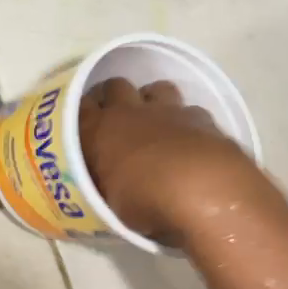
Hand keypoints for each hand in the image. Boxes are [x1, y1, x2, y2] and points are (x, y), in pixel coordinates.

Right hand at [79, 77, 276, 244]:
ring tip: (155, 122)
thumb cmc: (147, 202)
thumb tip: (107, 179)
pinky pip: (191, 110)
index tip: (83, 125)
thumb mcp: (109, 199)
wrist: (208, 196)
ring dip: (153, 100)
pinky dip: (188, 121)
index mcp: (98, 129)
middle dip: (114, 96)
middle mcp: (130, 112)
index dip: (81, 112)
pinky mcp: (205, 121)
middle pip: (116, 85)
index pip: (79, 105)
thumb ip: (105, 180)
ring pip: (157, 88)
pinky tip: (190, 140)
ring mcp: (170, 113)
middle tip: (116, 117)